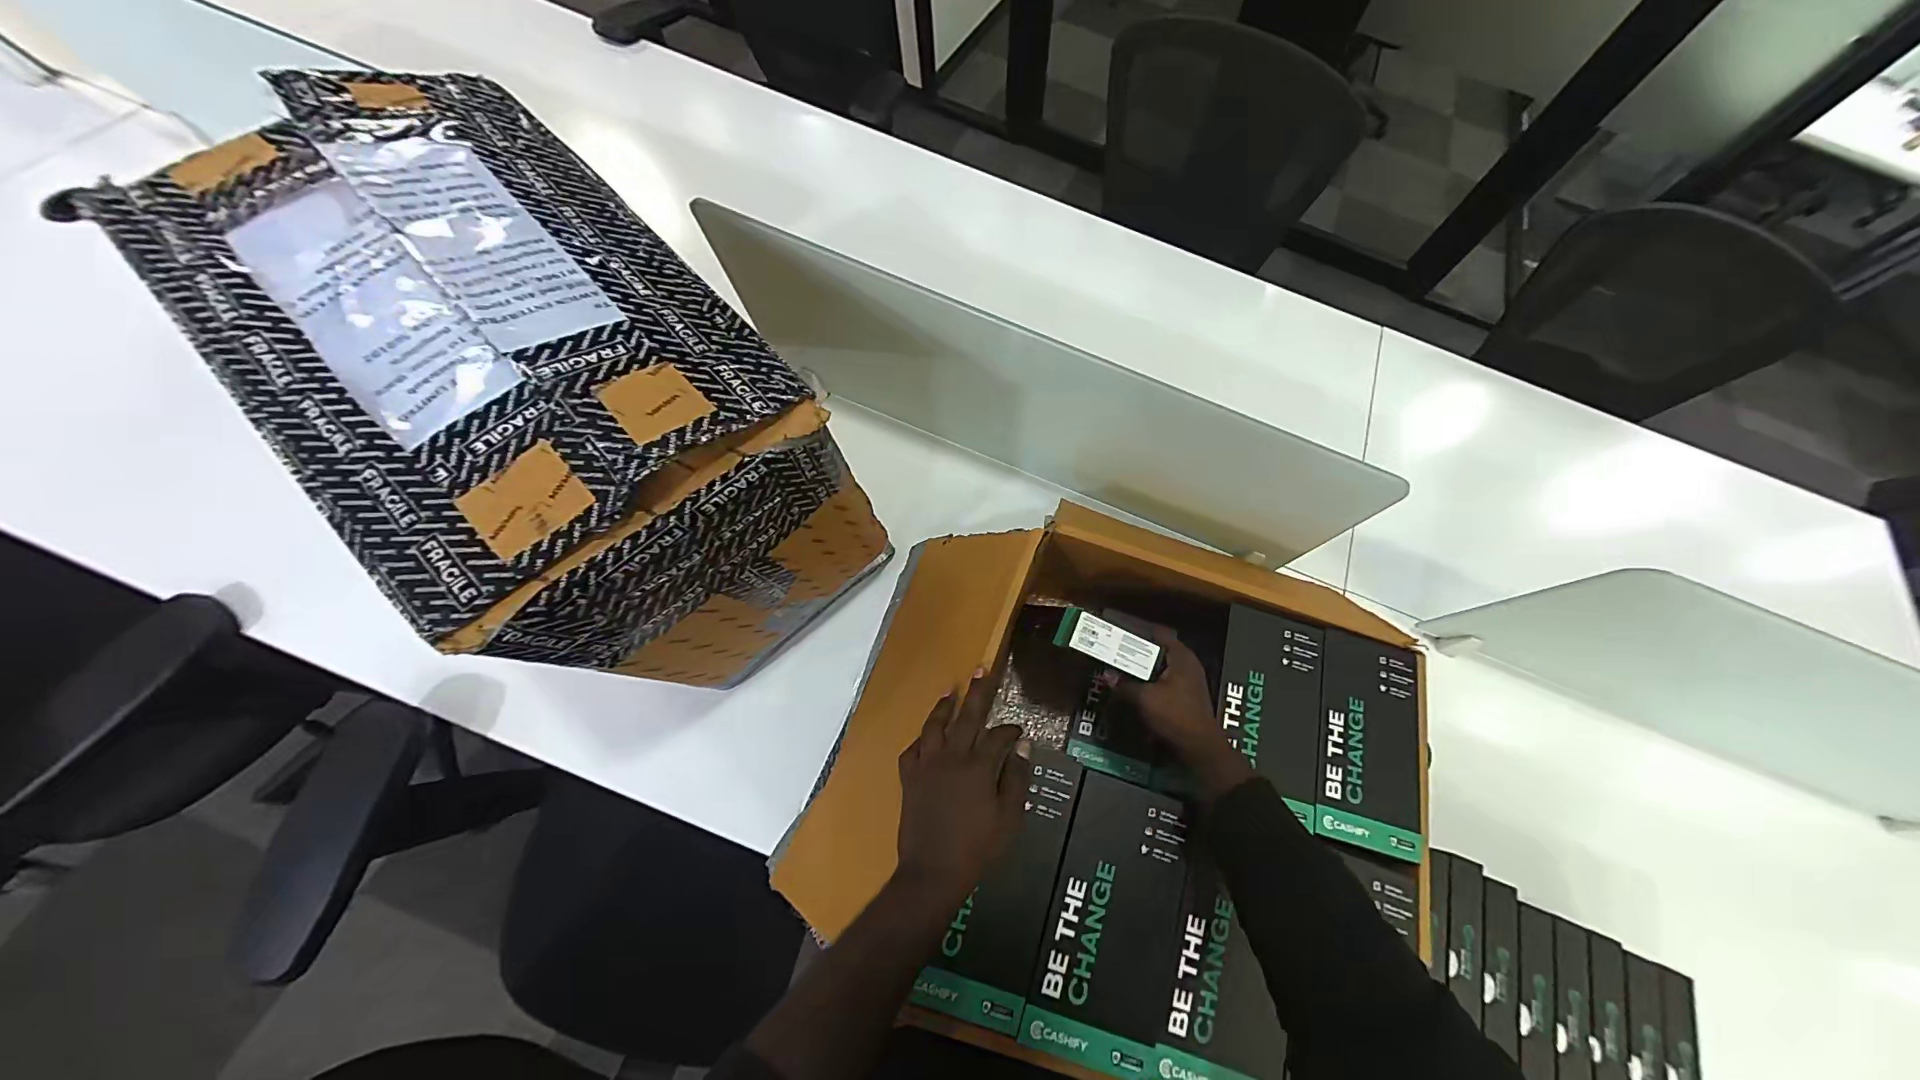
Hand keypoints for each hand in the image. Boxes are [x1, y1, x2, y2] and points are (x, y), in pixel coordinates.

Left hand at [895, 674, 1028, 907]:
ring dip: (944, 706)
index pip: (998, 736)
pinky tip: (926, 735)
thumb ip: (1016, 778)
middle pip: (967, 716)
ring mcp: (926, 765)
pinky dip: (921, 739)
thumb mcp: (1008, 817)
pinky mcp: (909, 778)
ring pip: (934, 726)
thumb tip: (1024, 747)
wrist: (933, 870)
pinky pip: (912, 750)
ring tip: (950, 691)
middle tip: (981, 669)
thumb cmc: (977, 847)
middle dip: (977, 691)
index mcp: (978, 766)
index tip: (1018, 731)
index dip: (1010, 730)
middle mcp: (951, 757)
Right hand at [1119, 625, 1253, 798]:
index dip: (1139, 632)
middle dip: (1138, 652)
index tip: (1120, 633)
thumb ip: (1124, 684)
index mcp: (1181, 657)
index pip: (1159, 634)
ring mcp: (1190, 682)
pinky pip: (1164, 683)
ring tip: (1120, 669)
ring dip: (1143, 670)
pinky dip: (1150, 684)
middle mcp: (1188, 665)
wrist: (1199, 748)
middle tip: (1115, 652)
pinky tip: (1134, 689)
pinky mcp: (1187, 698)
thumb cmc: (1173, 715)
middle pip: (1159, 651)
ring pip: (1161, 669)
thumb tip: (1107, 674)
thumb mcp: (1143, 698)